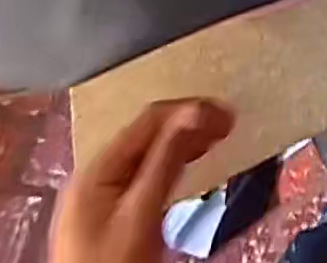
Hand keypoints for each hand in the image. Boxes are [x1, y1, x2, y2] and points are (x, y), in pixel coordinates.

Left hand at [50, 99, 232, 262]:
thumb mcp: (141, 217)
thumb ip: (167, 160)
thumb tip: (197, 110)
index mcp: (97, 169)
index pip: (149, 120)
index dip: (189, 110)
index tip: (228, 116)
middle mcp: (98, 174)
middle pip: (149, 133)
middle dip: (190, 123)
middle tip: (229, 125)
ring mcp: (103, 195)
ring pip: (151, 152)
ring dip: (186, 140)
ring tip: (220, 137)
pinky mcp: (114, 215)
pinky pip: (149, 173)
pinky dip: (175, 162)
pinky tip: (195, 161)